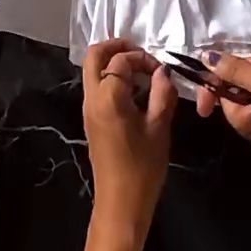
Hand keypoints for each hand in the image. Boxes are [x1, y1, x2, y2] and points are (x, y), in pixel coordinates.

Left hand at [80, 39, 178, 238]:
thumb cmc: (142, 167)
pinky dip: (112, 79)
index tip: (161, 70)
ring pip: (92, 70)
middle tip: (142, 54)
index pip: (120, 60)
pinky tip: (136, 92)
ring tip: (143, 74)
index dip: (142, 58)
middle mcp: (91, 98)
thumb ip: (162, 94)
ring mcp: (88, 108)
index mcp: (107, 97)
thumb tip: (163, 72)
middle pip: (93, 55)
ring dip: (114, 63)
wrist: (120, 203)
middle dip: (117, 47)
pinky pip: (96, 86)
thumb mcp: (159, 128)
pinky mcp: (91, 119)